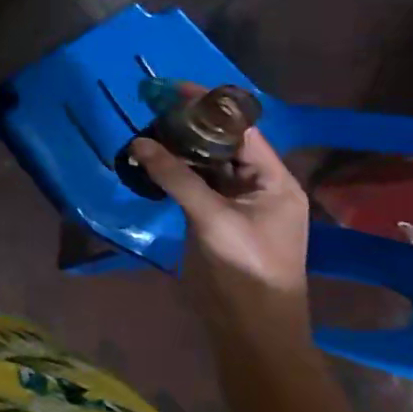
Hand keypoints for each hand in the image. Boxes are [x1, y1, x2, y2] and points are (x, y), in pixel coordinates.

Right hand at [131, 127, 310, 327]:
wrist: (248, 322)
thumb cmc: (246, 266)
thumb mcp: (212, 218)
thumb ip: (177, 178)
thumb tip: (139, 142)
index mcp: (274, 181)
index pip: (243, 132)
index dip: (211, 107)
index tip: (174, 89)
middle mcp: (256, 186)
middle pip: (222, 145)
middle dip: (189, 125)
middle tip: (150, 108)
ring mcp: (232, 203)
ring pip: (202, 164)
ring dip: (176, 148)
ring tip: (143, 130)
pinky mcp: (210, 218)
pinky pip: (190, 184)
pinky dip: (169, 171)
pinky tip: (146, 161)